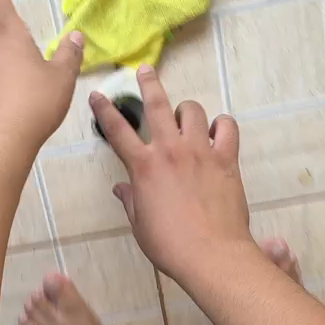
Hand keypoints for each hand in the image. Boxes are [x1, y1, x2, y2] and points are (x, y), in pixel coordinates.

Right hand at [91, 67, 256, 280]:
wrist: (212, 254)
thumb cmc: (170, 246)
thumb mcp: (140, 226)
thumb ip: (131, 201)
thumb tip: (122, 189)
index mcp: (144, 168)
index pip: (117, 131)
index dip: (104, 111)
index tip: (98, 95)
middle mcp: (171, 151)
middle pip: (156, 104)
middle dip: (148, 83)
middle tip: (145, 70)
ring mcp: (200, 152)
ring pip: (193, 110)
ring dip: (186, 110)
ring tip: (185, 118)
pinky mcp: (226, 158)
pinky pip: (227, 127)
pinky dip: (221, 125)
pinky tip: (216, 132)